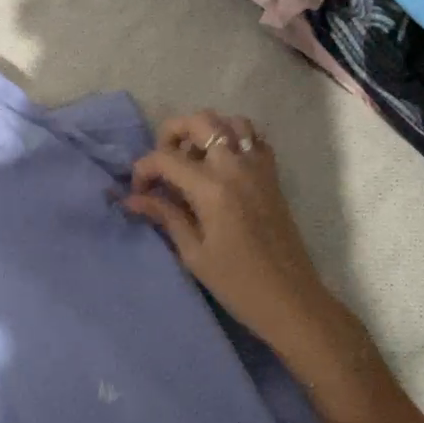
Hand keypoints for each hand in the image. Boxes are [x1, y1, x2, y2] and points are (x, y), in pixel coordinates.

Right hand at [124, 113, 333, 352]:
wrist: (291, 301)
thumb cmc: (237, 284)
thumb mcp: (193, 253)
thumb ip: (165, 216)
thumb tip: (132, 199)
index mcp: (212, 188)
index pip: (166, 158)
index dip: (144, 169)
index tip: (138, 191)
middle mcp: (236, 166)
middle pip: (200, 121)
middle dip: (172, 133)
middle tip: (163, 162)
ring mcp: (259, 167)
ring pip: (231, 121)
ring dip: (207, 130)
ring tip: (193, 158)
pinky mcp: (273, 175)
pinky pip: (254, 138)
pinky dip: (234, 139)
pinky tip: (222, 165)